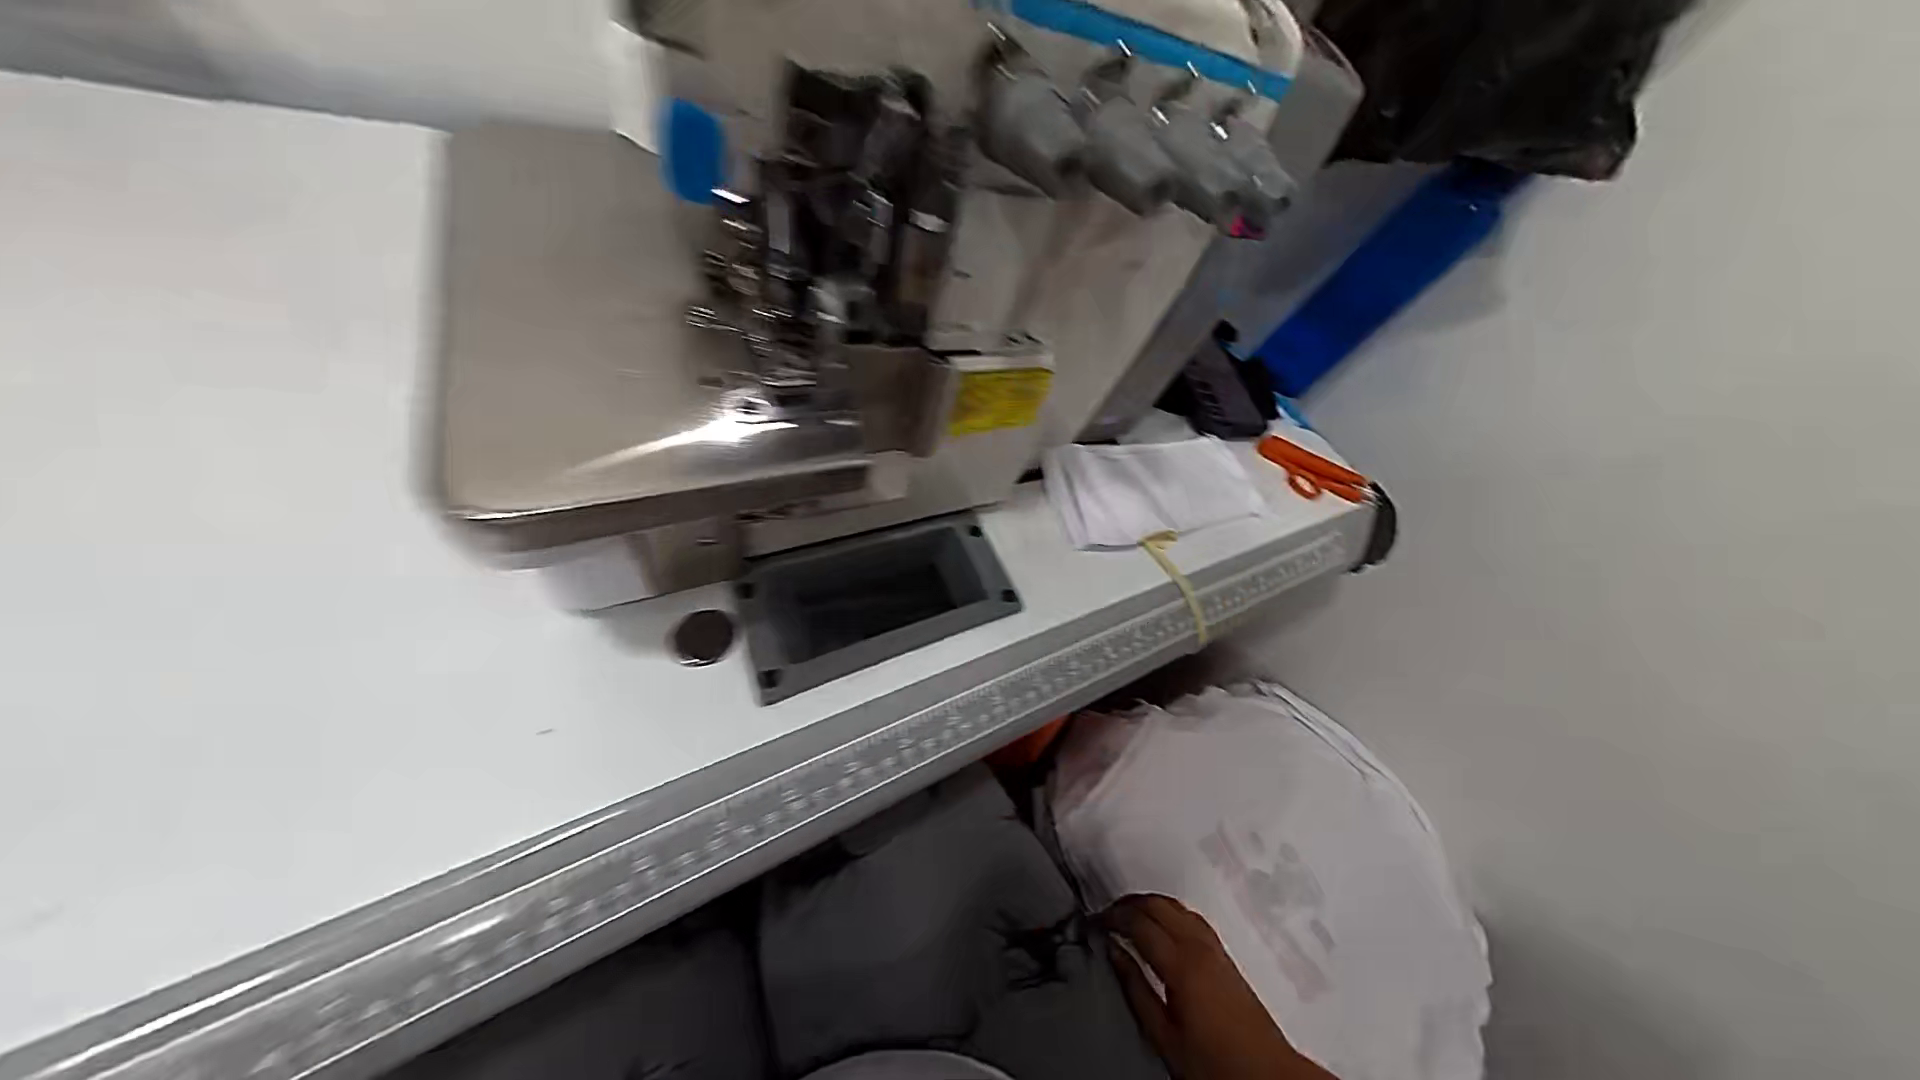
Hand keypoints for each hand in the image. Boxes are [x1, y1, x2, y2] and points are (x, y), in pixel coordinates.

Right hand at [1102, 894, 1337, 1079]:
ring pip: (1175, 905)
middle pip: (1156, 904)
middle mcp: (1198, 947)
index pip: (1138, 922)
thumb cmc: (1216, 1063)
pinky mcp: (1224, 954)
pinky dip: (1168, 909)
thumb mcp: (1163, 1035)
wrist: (1266, 1074)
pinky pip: (1190, 915)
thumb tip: (1114, 953)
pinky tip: (1161, 921)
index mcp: (1181, 964)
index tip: (1096, 921)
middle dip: (1127, 903)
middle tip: (1107, 915)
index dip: (1112, 917)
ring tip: (1128, 914)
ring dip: (1148, 902)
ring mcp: (1214, 947)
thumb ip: (1135, 988)